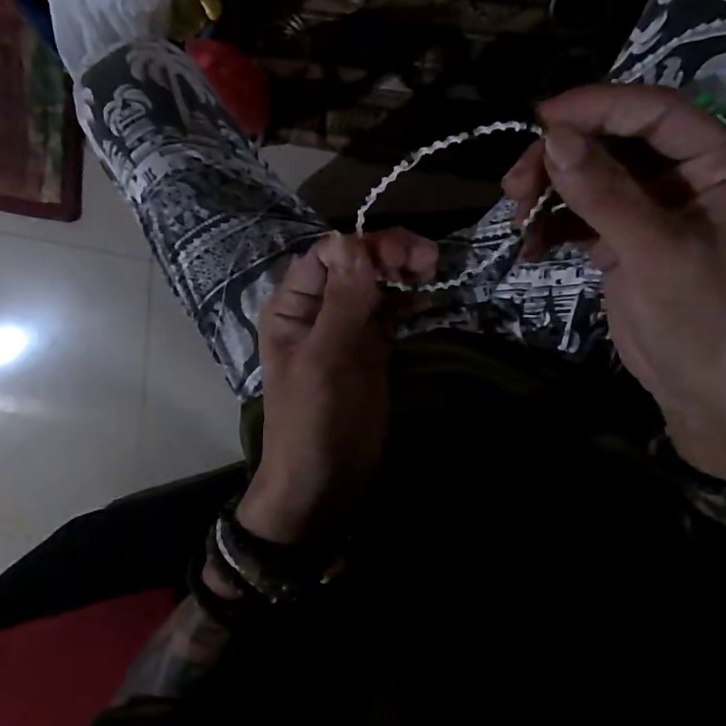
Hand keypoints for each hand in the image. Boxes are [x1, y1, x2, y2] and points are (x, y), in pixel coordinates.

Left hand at [240, 230, 437, 544]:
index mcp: (293, 306)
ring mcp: (346, 329)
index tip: (403, 256)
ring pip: (375, 284)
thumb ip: (343, 303)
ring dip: (402, 272)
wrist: (322, 483)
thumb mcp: (324, 360)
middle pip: (356, 264)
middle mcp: (318, 310)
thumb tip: (357, 242)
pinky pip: (389, 312)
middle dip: (390, 254)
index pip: (328, 255)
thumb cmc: (311, 421)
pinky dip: (408, 300)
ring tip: (432, 271)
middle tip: (429, 259)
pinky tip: (428, 297)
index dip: (365, 247)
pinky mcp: (371, 349)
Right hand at [502, 84, 725, 481]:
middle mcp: (691, 176)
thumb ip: (604, 193)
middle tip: (515, 184)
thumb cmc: (701, 320)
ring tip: (517, 219)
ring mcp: (654, 207)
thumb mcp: (655, 253)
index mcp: (725, 164)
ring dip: (549, 191)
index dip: (599, 106)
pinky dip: (552, 224)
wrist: (700, 391)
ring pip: (590, 173)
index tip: (541, 118)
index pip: (657, 112)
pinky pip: (581, 211)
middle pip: (615, 140)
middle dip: (561, 157)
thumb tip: (552, 136)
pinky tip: (531, 248)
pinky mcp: (625, 236)